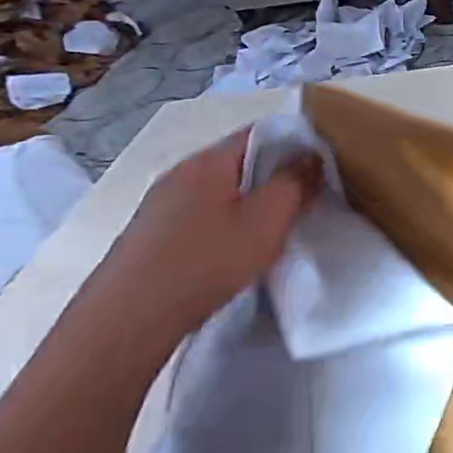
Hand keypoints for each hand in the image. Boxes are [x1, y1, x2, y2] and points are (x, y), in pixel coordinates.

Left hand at [84, 128, 320, 341]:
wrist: (128, 320)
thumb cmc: (206, 262)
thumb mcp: (267, 221)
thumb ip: (294, 184)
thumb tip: (312, 155)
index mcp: (207, 162)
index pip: (259, 132)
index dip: (295, 142)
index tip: (323, 164)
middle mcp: (180, 173)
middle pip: (240, 160)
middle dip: (276, 173)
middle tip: (309, 196)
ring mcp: (162, 203)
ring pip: (222, 188)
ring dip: (253, 199)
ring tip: (279, 224)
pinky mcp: (154, 232)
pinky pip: (204, 211)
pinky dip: (229, 219)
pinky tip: (240, 246)